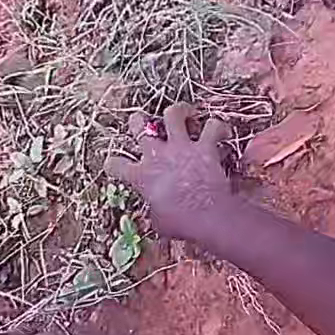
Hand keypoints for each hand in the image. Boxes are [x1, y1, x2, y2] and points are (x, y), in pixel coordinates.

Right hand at [105, 103, 239, 241]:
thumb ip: (155, 211)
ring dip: (178, 111)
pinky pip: (212, 127)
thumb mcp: (159, 222)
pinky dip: (217, 127)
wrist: (206, 216)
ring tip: (185, 113)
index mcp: (141, 176)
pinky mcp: (204, 147)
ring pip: (172, 114)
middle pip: (139, 126)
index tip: (116, 165)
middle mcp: (157, 155)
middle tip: (141, 122)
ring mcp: (180, 147)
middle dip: (138, 121)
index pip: (115, 164)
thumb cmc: (180, 223)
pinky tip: (220, 131)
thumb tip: (157, 216)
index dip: (114, 164)